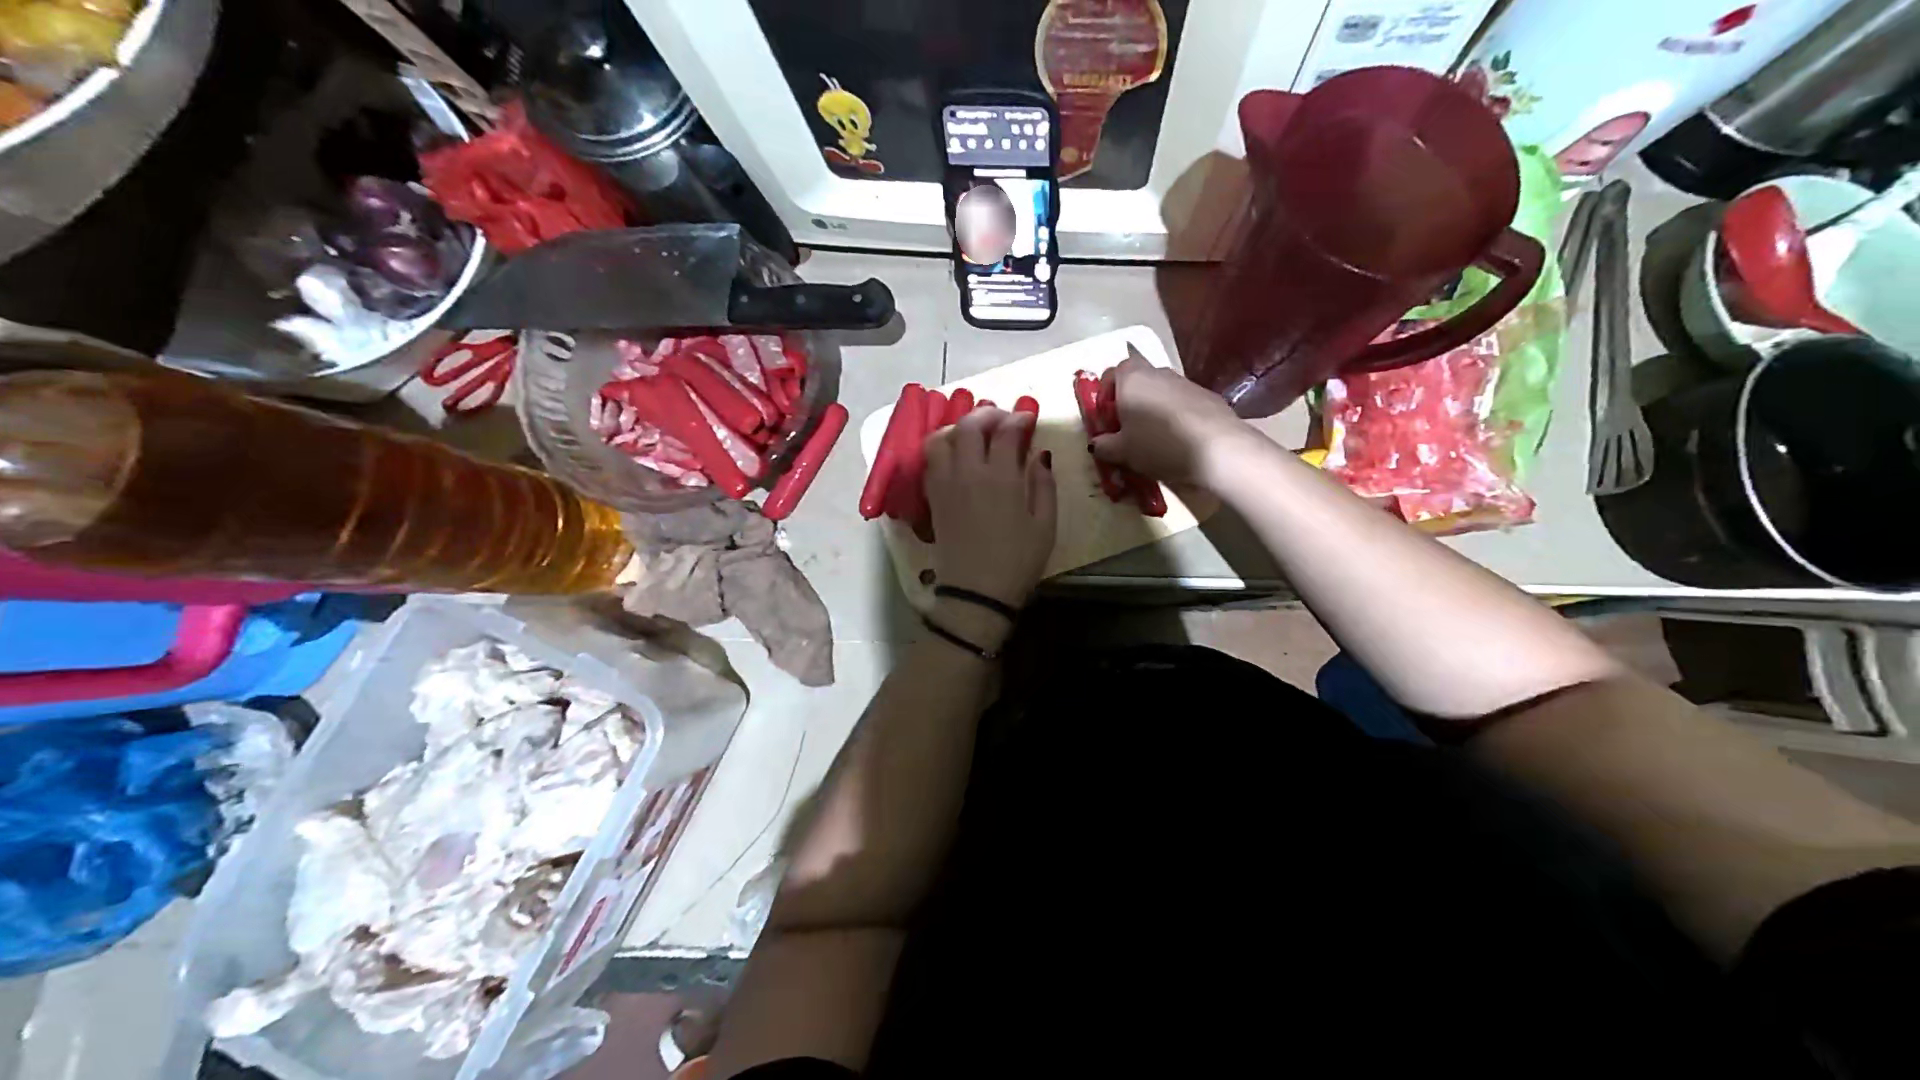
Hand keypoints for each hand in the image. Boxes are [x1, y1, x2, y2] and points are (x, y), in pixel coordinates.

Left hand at [923, 408, 1056, 607]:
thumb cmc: (1018, 561)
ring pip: (942, 437)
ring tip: (975, 434)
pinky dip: (943, 446)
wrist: (976, 592)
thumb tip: (1039, 455)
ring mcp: (946, 483)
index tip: (1028, 418)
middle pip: (969, 426)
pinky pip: (931, 459)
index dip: (1019, 418)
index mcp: (1001, 477)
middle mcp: (969, 472)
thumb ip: (1044, 485)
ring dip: (959, 428)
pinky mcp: (933, 496)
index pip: (1006, 431)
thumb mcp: (1045, 525)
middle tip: (1002, 418)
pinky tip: (958, 455)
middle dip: (987, 414)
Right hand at [1088, 354, 1254, 488]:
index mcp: (1132, 379)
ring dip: (1154, 409)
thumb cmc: (1157, 445)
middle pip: (1138, 380)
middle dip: (1130, 401)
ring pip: (1161, 392)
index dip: (1105, 394)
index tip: (1106, 418)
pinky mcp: (1207, 396)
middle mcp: (1158, 373)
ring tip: (1153, 439)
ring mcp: (1186, 383)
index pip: (1112, 372)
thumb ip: (1105, 446)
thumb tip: (1097, 444)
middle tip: (1127, 430)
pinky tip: (1178, 441)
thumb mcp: (1122, 452)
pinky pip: (1182, 403)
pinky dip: (1175, 416)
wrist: (1217, 449)